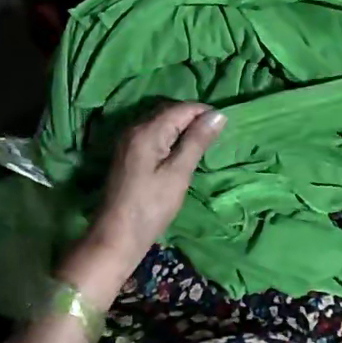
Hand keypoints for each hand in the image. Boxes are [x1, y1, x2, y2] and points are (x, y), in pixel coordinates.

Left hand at [82, 101, 224, 268]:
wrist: (117, 234)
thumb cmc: (151, 206)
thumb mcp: (178, 173)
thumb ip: (197, 141)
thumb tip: (217, 114)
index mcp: (147, 130)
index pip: (181, 108)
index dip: (204, 112)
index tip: (224, 125)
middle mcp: (134, 128)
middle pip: (168, 110)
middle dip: (192, 116)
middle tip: (214, 134)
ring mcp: (127, 140)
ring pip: (159, 121)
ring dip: (181, 126)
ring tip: (201, 141)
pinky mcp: (126, 153)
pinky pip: (152, 133)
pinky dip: (169, 135)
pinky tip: (179, 150)